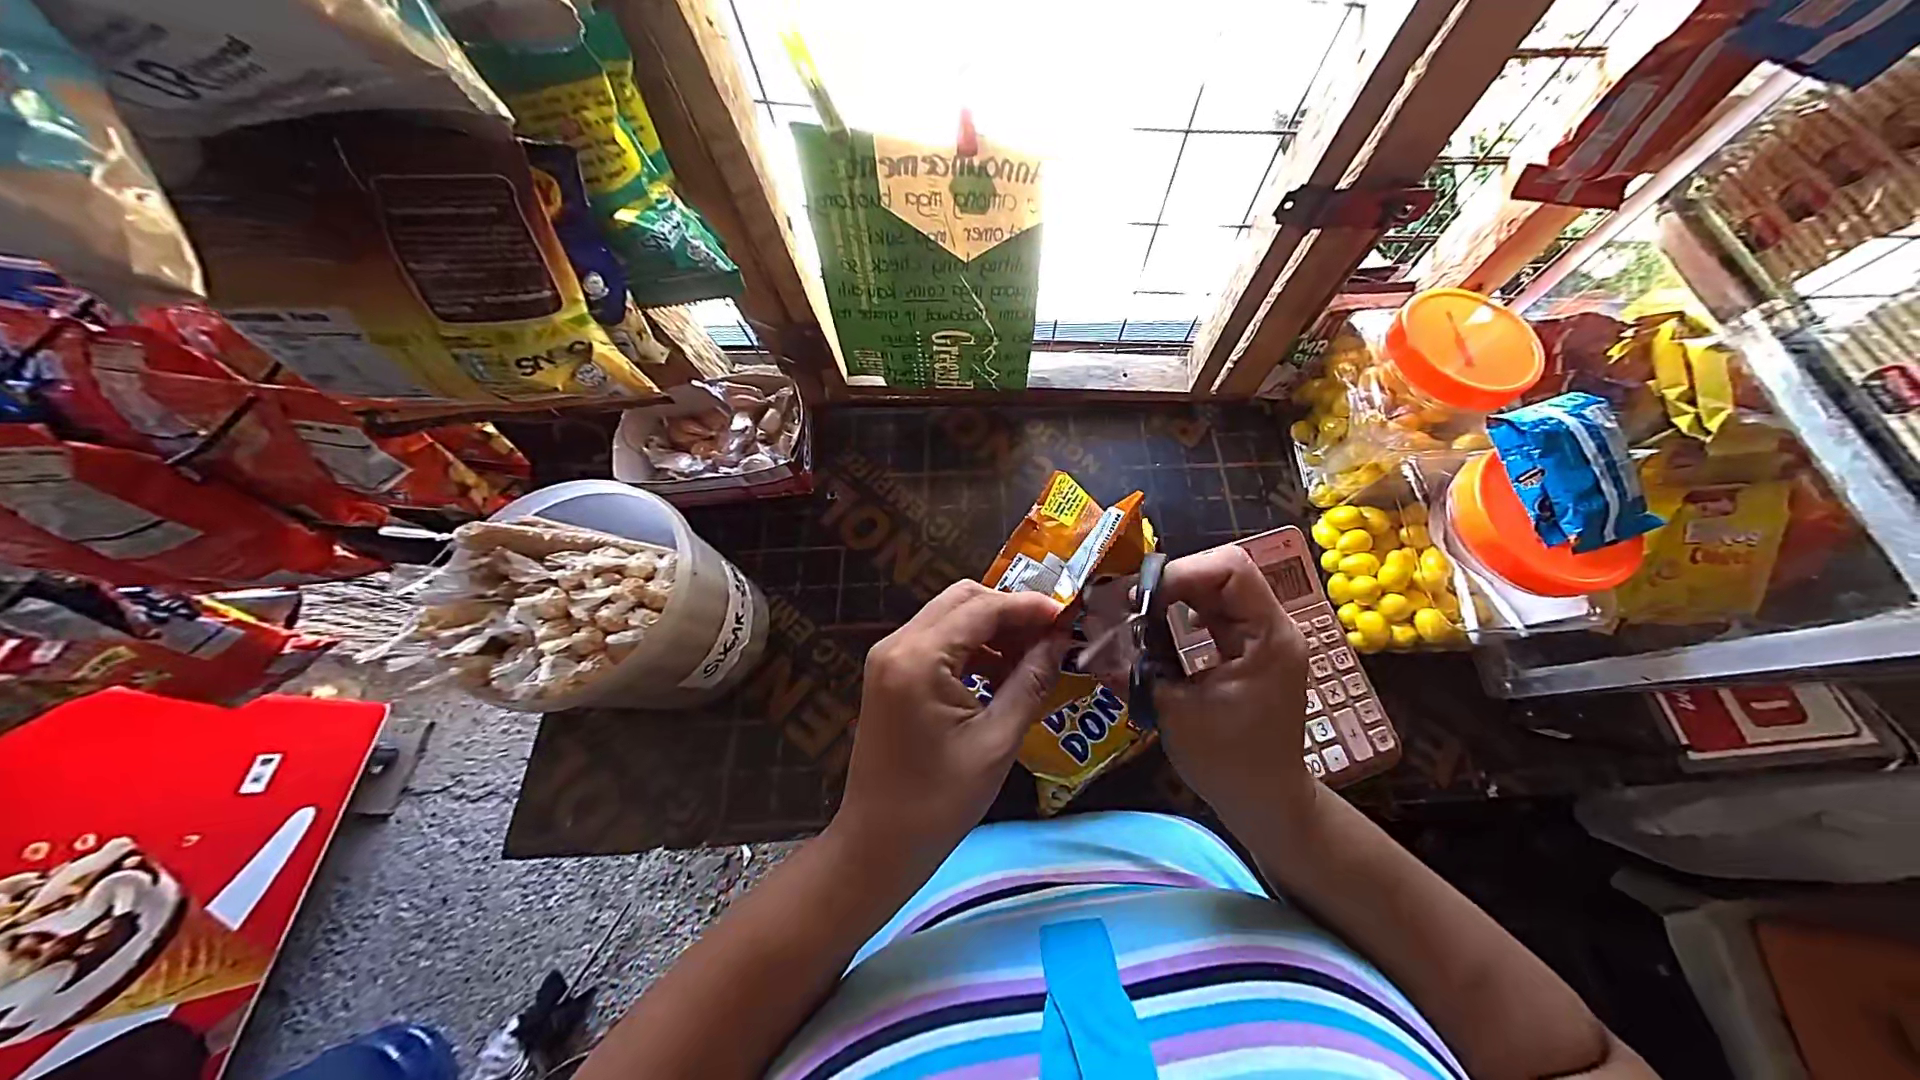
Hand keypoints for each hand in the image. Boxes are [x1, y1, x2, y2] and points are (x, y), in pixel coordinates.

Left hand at [833, 581, 1069, 863]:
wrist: (879, 842)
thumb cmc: (940, 801)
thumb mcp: (997, 740)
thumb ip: (1031, 681)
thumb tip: (1060, 641)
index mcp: (918, 658)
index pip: (982, 608)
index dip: (1029, 607)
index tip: (1069, 614)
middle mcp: (897, 644)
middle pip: (962, 600)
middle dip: (1010, 611)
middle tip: (1051, 634)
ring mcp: (888, 657)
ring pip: (949, 617)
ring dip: (991, 628)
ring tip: (1033, 655)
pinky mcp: (890, 673)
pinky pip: (937, 641)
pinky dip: (971, 647)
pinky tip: (1001, 672)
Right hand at [1155, 545, 1314, 822]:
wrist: (1264, 802)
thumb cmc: (1227, 763)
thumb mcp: (1175, 712)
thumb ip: (1136, 666)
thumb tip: (1092, 635)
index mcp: (1269, 636)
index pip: (1230, 569)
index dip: (1180, 572)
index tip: (1140, 597)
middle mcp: (1271, 626)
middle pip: (1220, 571)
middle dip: (1170, 580)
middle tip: (1129, 602)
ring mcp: (1261, 635)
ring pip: (1213, 587)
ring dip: (1172, 594)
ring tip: (1136, 611)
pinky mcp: (1246, 646)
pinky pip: (1212, 611)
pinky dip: (1180, 611)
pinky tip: (1155, 627)